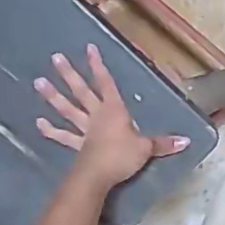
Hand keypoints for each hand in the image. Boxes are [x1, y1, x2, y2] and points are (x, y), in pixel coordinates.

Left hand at [34, 45, 189, 188]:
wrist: (97, 177)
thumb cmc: (122, 156)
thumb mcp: (146, 148)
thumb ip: (163, 143)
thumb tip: (186, 140)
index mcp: (114, 110)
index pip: (106, 83)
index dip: (98, 65)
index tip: (89, 47)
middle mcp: (96, 115)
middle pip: (81, 91)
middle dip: (69, 74)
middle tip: (55, 58)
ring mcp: (84, 130)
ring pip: (67, 109)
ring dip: (53, 96)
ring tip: (39, 82)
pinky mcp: (77, 146)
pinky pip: (63, 136)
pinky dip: (51, 130)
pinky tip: (38, 122)